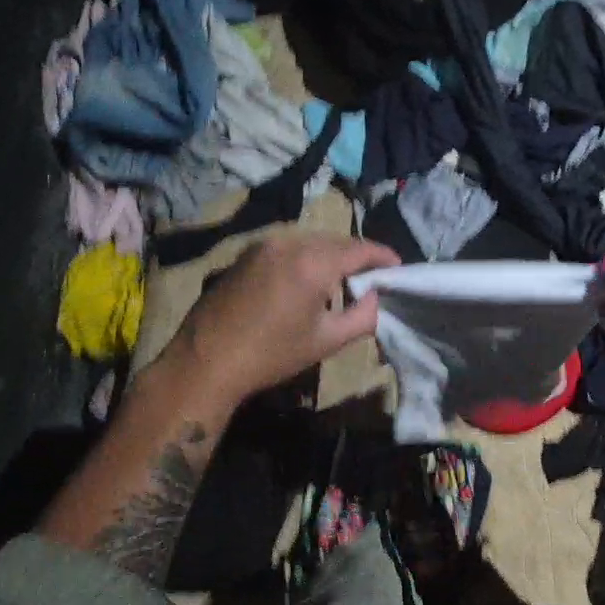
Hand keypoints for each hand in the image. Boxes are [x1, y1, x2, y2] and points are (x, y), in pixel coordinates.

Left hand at [165, 234, 399, 403]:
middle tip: (372, 278)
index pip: (360, 249)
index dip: (383, 256)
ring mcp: (262, 245)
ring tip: (340, 281)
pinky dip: (305, 259)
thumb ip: (362, 316)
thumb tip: (375, 298)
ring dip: (330, 257)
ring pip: (310, 242)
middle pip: (335, 241)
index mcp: (313, 262)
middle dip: (357, 257)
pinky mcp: (245, 255)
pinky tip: (306, 283)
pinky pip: (287, 248)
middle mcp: (289, 243)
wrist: (206, 362)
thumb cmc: (271, 355)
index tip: (398, 267)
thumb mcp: (327, 341)